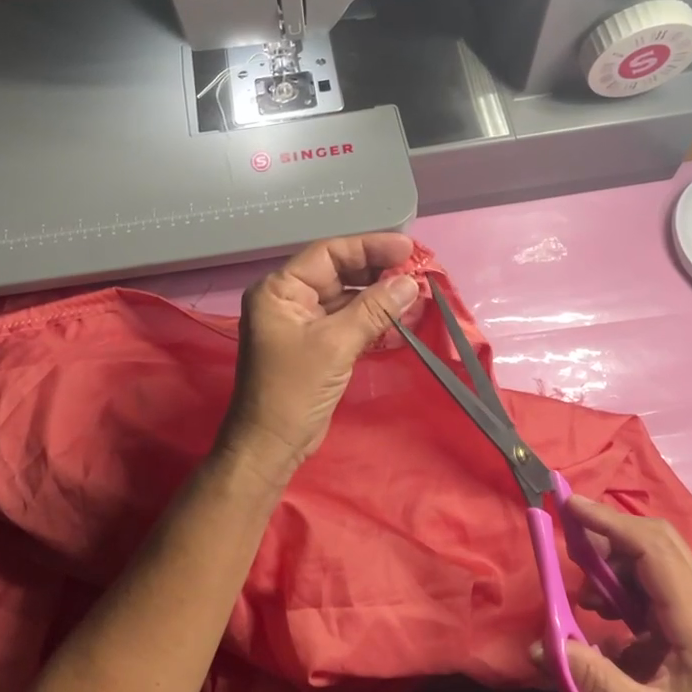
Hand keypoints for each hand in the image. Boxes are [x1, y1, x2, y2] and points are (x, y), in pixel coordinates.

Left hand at [221, 234, 419, 472]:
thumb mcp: (336, 345)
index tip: (407, 249)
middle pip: (339, 272)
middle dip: (378, 272)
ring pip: (346, 297)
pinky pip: (347, 321)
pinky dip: (372, 319)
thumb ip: (373, 309)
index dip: (369, 247)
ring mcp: (301, 323)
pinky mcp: (315, 345)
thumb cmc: (294, 389)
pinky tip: (402, 318)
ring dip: (379, 296)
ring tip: (418, 293)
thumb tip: (410, 282)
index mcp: (279, 290)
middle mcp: (287, 299)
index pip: (328, 254)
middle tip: (419, 271)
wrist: (272, 444)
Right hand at [546, 498, 691, 691]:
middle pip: (659, 540)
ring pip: (659, 556)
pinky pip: (660, 581)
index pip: (653, 549)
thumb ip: (595, 682)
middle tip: (569, 545)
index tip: (568, 506)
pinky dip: (627, 582)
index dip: (609, 522)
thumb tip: (542, 646)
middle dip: (609, 532)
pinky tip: (607, 613)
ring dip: (616, 562)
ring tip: (585, 596)